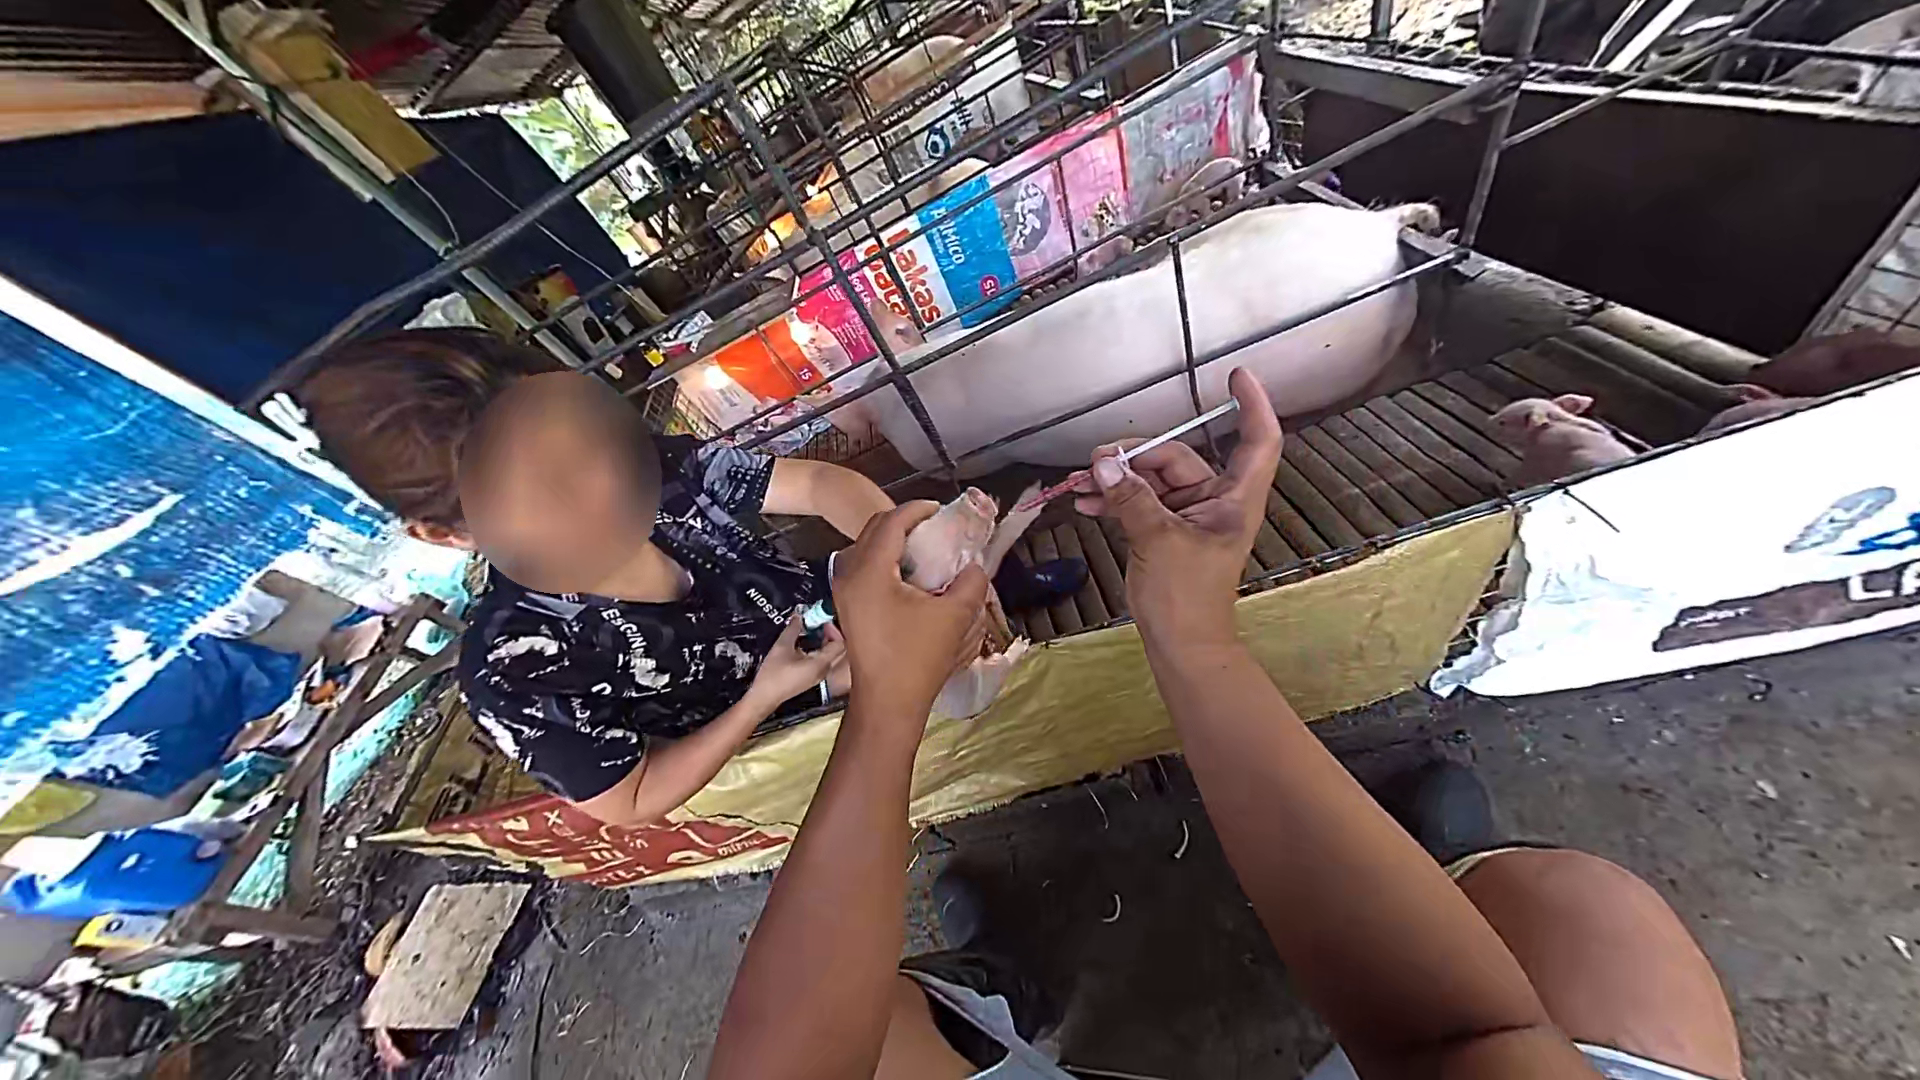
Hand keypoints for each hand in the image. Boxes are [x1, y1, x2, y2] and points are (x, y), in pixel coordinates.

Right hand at [749, 612, 847, 705]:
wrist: (764, 697)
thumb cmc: (774, 673)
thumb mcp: (782, 647)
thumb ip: (793, 629)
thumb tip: (799, 616)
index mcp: (821, 663)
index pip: (840, 644)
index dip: (834, 630)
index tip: (822, 622)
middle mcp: (824, 671)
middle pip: (838, 650)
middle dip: (831, 635)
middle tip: (819, 625)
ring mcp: (819, 676)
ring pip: (831, 656)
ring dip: (825, 643)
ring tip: (812, 632)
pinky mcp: (812, 679)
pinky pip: (823, 662)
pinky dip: (819, 651)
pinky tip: (806, 645)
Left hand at [833, 502, 990, 716]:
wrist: (887, 701)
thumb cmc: (918, 658)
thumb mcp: (954, 616)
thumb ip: (971, 581)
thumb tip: (974, 566)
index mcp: (870, 571)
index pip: (891, 522)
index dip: (917, 509)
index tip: (940, 509)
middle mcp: (849, 575)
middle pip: (873, 528)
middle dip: (904, 520)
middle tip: (933, 526)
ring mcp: (843, 591)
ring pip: (865, 547)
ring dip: (893, 539)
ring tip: (923, 547)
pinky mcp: (847, 606)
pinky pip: (863, 566)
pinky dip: (885, 558)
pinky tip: (909, 574)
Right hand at [1072, 368, 1282, 650]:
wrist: (1180, 643)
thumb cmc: (1185, 596)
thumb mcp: (1157, 541)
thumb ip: (1130, 498)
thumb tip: (1103, 463)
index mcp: (1233, 500)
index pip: (1258, 442)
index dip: (1253, 406)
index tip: (1236, 376)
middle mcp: (1213, 501)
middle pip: (1177, 458)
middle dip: (1136, 456)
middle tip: (1096, 461)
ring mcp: (1186, 516)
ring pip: (1150, 480)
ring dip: (1117, 480)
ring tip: (1081, 484)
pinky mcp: (1162, 531)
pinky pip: (1138, 503)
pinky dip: (1114, 501)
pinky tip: (1087, 502)